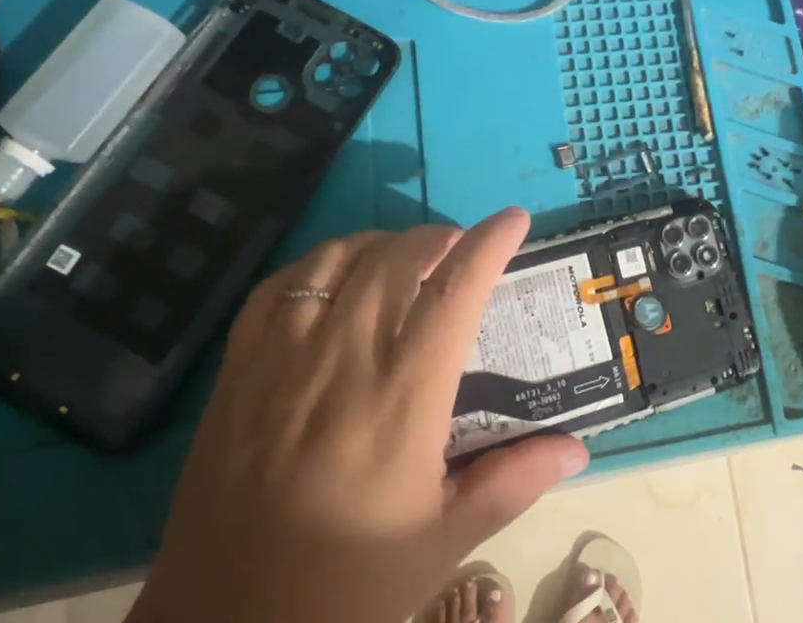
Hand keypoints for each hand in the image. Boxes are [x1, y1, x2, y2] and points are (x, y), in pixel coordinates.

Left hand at [130, 210, 588, 622]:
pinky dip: (316, 264)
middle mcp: (344, 358)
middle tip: (460, 250)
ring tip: (403, 259)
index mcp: (403, 398)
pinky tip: (332, 280)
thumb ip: (512, 483)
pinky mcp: (237, 368)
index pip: (455, 291)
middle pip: (397, 258)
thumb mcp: (442, 540)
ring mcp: (282, 357)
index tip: (513, 219)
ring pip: (337, 260)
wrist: (225, 618)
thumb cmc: (345, 582)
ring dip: (381, 244)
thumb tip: (577, 449)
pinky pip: (278, 286)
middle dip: (438, 237)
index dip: (489, 243)